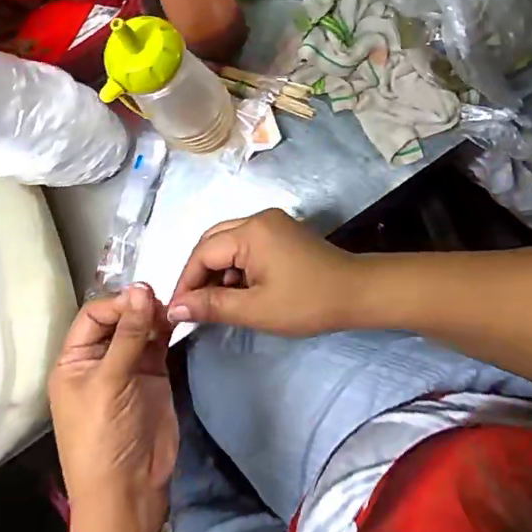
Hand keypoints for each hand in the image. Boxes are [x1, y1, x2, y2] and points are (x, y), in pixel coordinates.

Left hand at [49, 285, 176, 531]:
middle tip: (163, 299)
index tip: (144, 296)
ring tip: (172, 308)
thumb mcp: (110, 383)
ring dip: (155, 314)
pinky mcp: (153, 373)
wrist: (129, 487)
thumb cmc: (103, 436)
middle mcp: (100, 358)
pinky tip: (177, 318)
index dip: (117, 304)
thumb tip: (142, 288)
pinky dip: (167, 328)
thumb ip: (128, 335)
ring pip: (141, 326)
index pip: (93, 316)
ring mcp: (128, 365)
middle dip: (138, 306)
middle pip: (119, 317)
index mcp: (75, 361)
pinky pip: (158, 341)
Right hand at [167, 209, 362, 335]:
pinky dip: (236, 267)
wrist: (356, 292)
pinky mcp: (282, 233)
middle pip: (213, 241)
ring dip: (217, 271)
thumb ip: (212, 305)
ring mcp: (272, 223)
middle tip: (192, 307)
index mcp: (251, 230)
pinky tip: (239, 291)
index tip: (176, 313)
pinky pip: (246, 244)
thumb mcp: (255, 309)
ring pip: (229, 242)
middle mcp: (259, 218)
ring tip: (217, 303)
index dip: (186, 282)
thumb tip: (174, 308)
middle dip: (198, 273)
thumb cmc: (306, 302)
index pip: (203, 252)